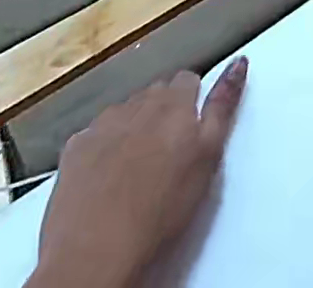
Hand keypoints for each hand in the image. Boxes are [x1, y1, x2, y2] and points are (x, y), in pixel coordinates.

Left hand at [26, 59, 247, 287]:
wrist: (95, 251)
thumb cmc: (164, 208)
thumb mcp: (208, 156)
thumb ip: (223, 105)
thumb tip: (238, 61)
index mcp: (173, 103)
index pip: (187, 79)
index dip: (192, 101)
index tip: (193, 129)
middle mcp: (137, 102)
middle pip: (156, 93)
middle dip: (164, 111)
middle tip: (169, 151)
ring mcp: (101, 123)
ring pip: (126, 111)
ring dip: (134, 126)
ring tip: (138, 166)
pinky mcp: (74, 147)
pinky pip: (95, 134)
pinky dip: (103, 146)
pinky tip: (106, 176)